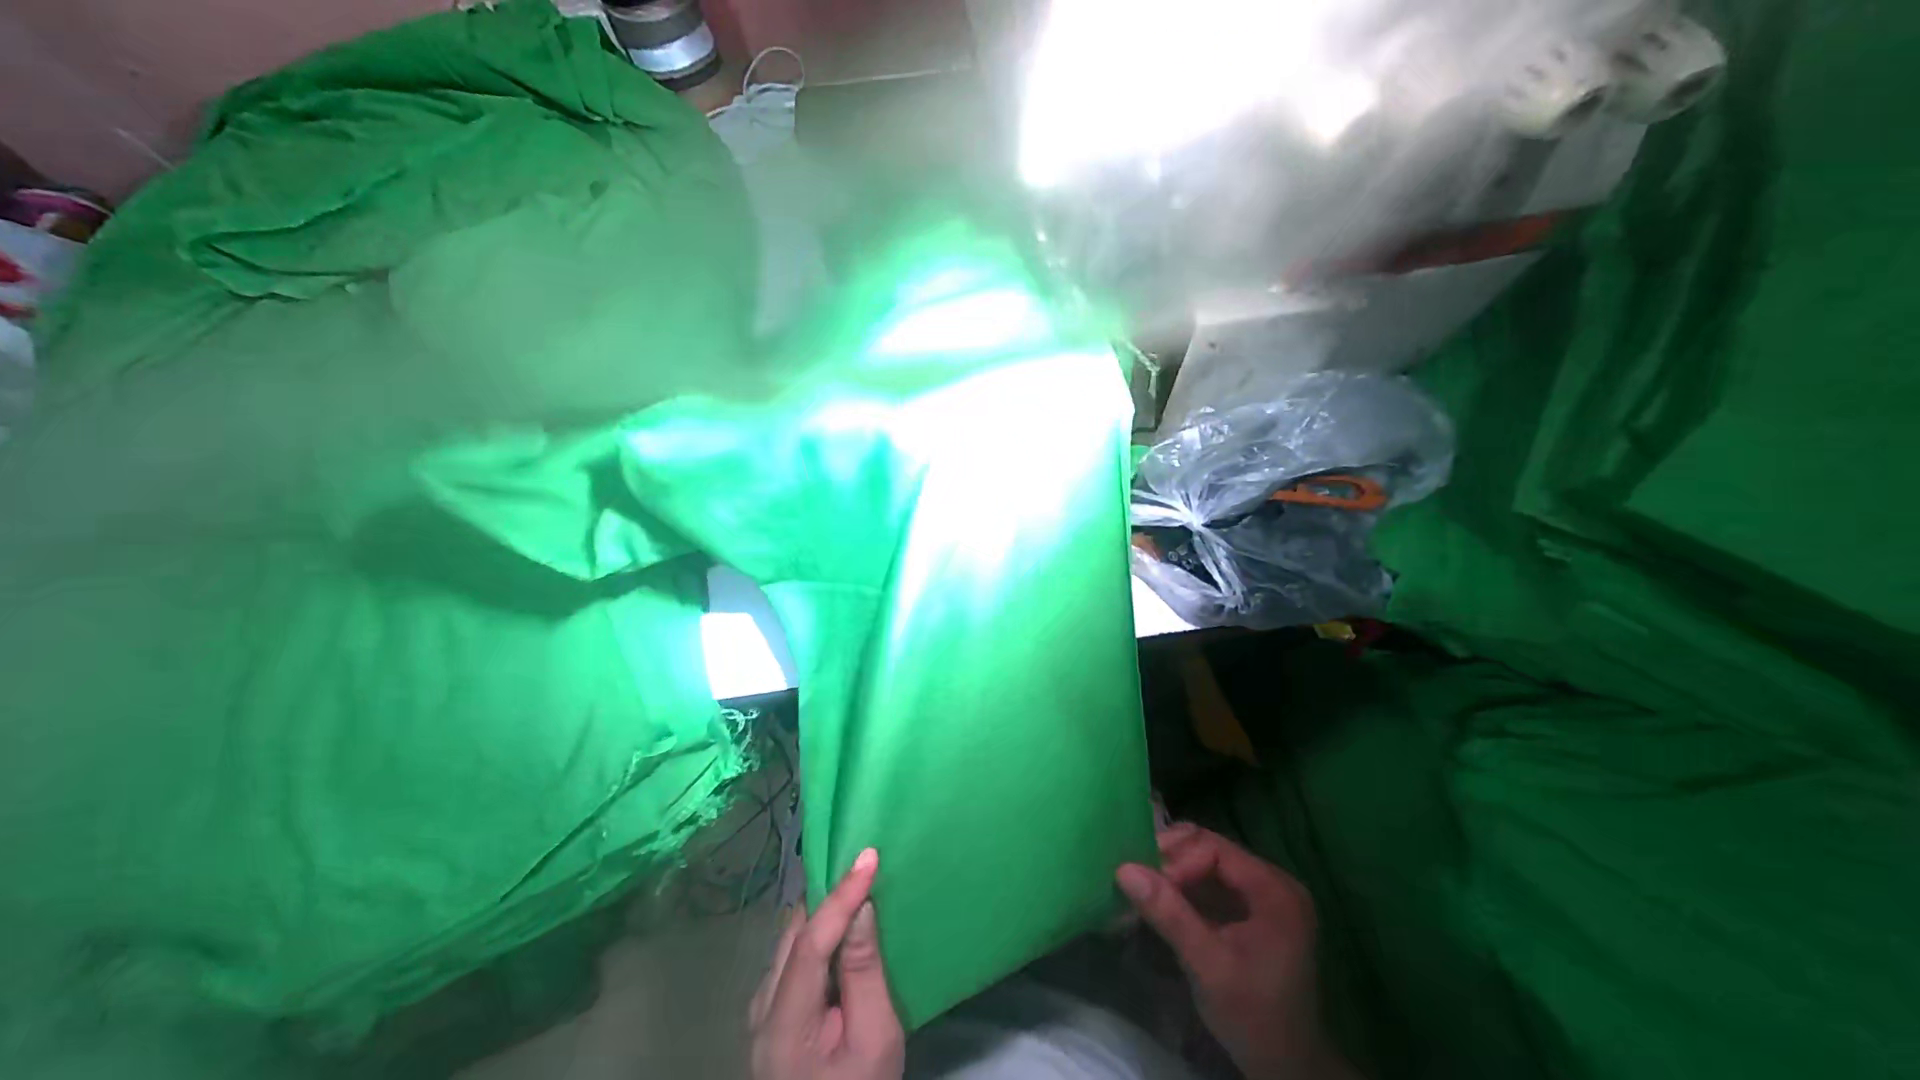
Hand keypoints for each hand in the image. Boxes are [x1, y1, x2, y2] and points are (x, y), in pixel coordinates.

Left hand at [750, 848, 905, 1079]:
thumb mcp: (875, 1039)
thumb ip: (864, 972)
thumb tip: (861, 908)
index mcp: (782, 1026)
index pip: (809, 942)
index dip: (840, 896)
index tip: (868, 857)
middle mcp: (761, 1010)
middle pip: (793, 934)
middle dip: (828, 894)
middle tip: (864, 863)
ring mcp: (762, 1012)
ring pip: (790, 940)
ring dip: (823, 911)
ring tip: (857, 883)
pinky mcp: (773, 1014)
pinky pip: (794, 957)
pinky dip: (818, 933)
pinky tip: (842, 926)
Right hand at [1117, 824, 1355, 1079]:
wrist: (1287, 1068)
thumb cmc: (1253, 1017)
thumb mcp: (1208, 966)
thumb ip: (1169, 915)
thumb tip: (1123, 869)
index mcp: (1274, 890)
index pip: (1214, 849)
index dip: (1176, 861)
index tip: (1145, 885)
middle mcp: (1273, 882)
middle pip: (1211, 849)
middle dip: (1171, 860)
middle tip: (1136, 878)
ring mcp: (1263, 896)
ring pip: (1207, 862)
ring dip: (1173, 872)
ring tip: (1142, 888)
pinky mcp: (1250, 910)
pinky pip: (1211, 882)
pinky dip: (1183, 887)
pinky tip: (1160, 900)